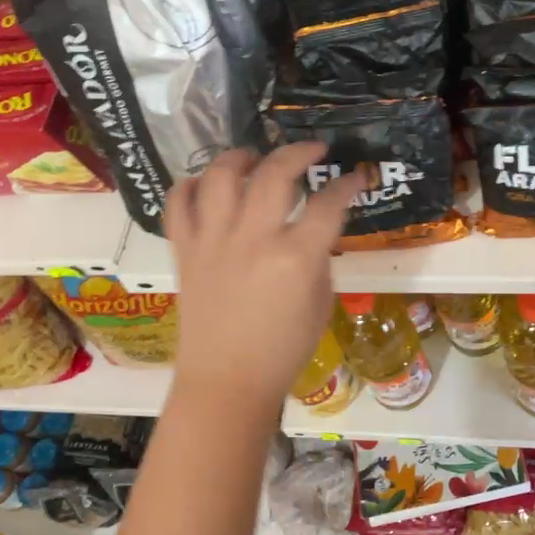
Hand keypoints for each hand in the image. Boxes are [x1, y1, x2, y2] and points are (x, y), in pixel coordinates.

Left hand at [164, 143, 362, 407]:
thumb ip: (318, 257)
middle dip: (298, 152)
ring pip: (219, 175)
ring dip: (240, 157)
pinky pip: (177, 204)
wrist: (227, 383)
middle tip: (312, 150)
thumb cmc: (283, 350)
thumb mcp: (320, 301)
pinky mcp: (185, 251)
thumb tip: (314, 230)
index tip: (356, 177)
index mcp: (296, 258)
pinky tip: (206, 187)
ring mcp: (213, 242)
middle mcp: (253, 239)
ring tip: (254, 159)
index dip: (348, 184)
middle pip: (274, 173)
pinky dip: (188, 186)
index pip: (329, 203)